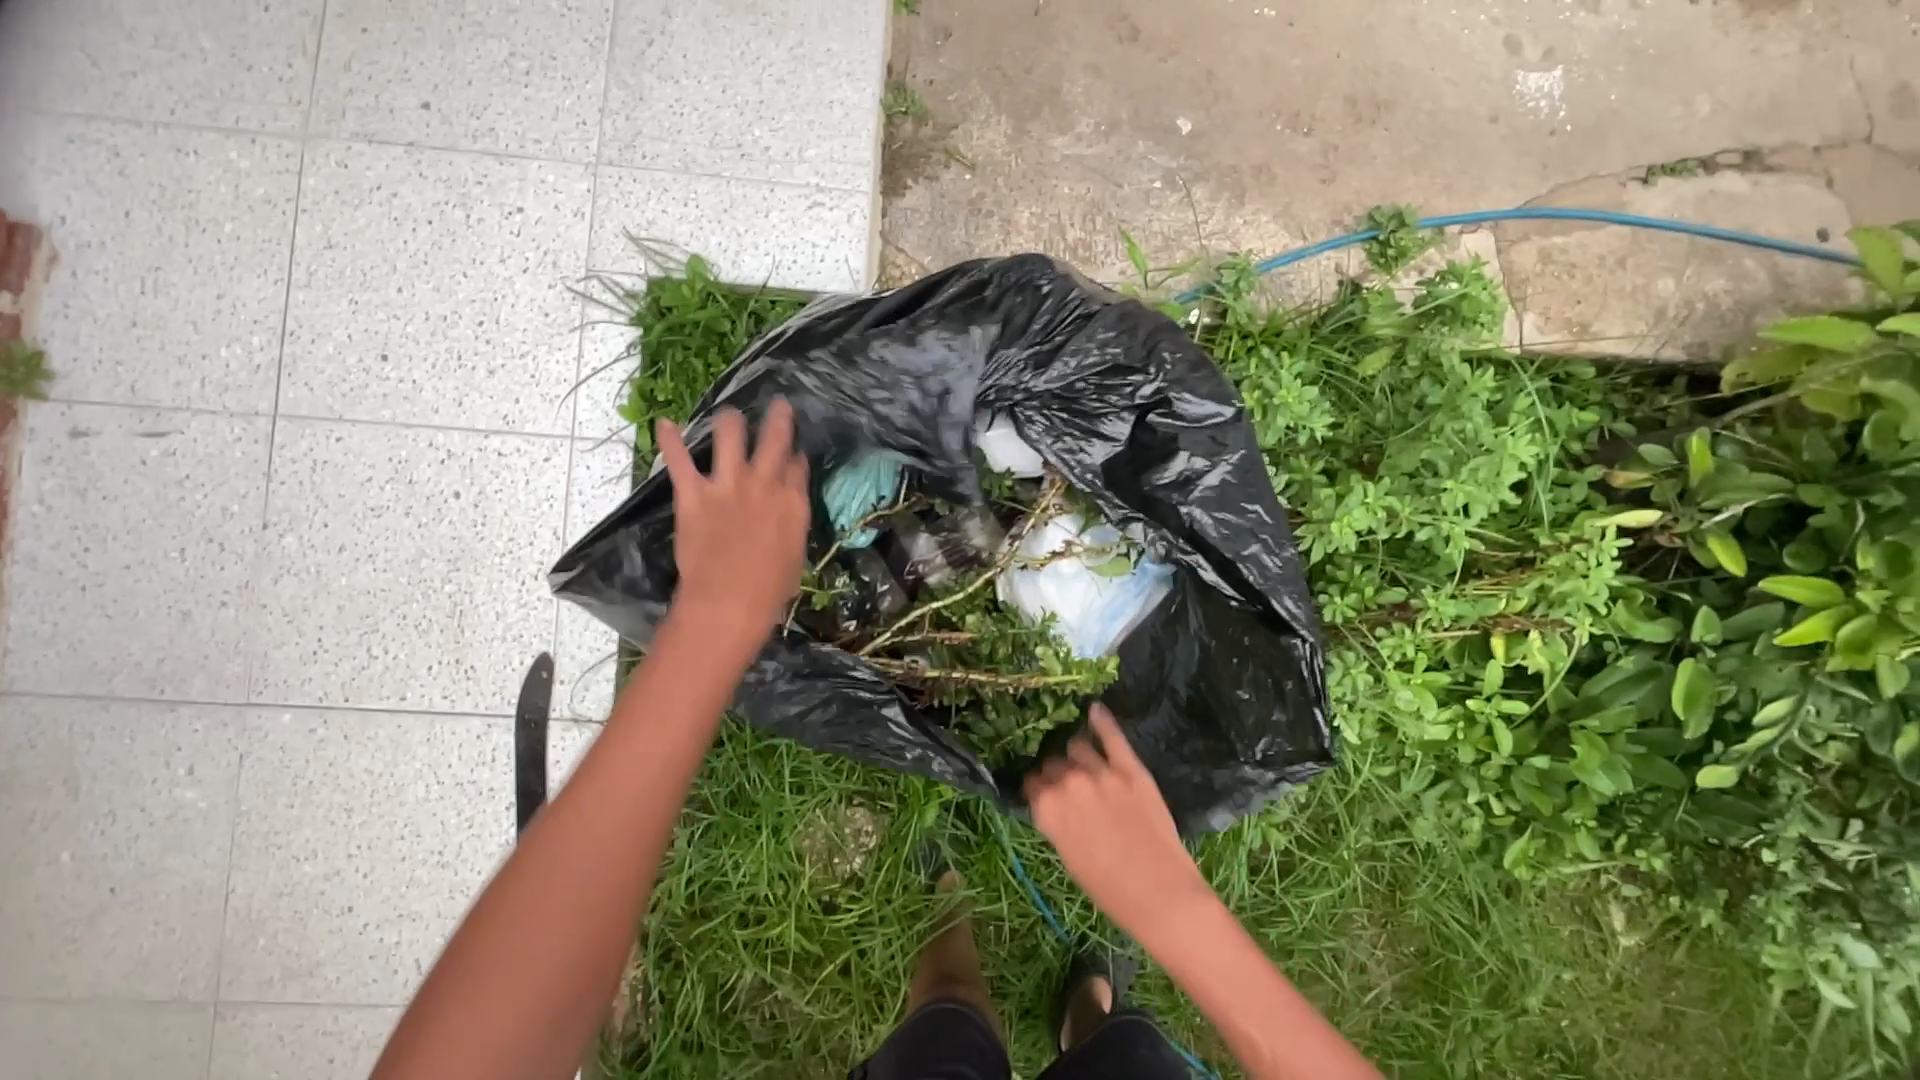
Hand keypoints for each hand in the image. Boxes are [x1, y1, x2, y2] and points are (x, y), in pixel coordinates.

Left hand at [656, 400, 809, 641]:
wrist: (729, 600)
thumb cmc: (769, 590)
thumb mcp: (795, 555)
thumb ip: (792, 524)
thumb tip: (790, 509)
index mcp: (792, 502)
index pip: (797, 467)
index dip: (796, 455)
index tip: (796, 451)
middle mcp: (763, 484)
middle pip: (773, 441)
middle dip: (777, 419)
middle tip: (778, 405)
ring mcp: (727, 485)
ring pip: (730, 436)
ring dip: (730, 421)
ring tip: (730, 413)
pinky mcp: (693, 493)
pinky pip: (679, 459)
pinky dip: (670, 440)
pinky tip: (664, 423)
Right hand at [1025, 705, 1217, 941]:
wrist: (1161, 895)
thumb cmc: (1109, 890)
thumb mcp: (1068, 856)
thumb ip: (1056, 821)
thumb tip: (1052, 802)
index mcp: (1047, 809)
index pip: (1031, 782)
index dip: (1038, 787)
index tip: (1043, 792)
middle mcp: (1068, 783)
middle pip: (1053, 763)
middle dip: (1055, 771)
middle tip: (1066, 783)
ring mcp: (1102, 772)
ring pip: (1077, 747)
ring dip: (1076, 754)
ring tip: (1081, 759)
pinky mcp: (1132, 769)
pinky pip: (1112, 736)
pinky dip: (1102, 721)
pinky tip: (1095, 710)